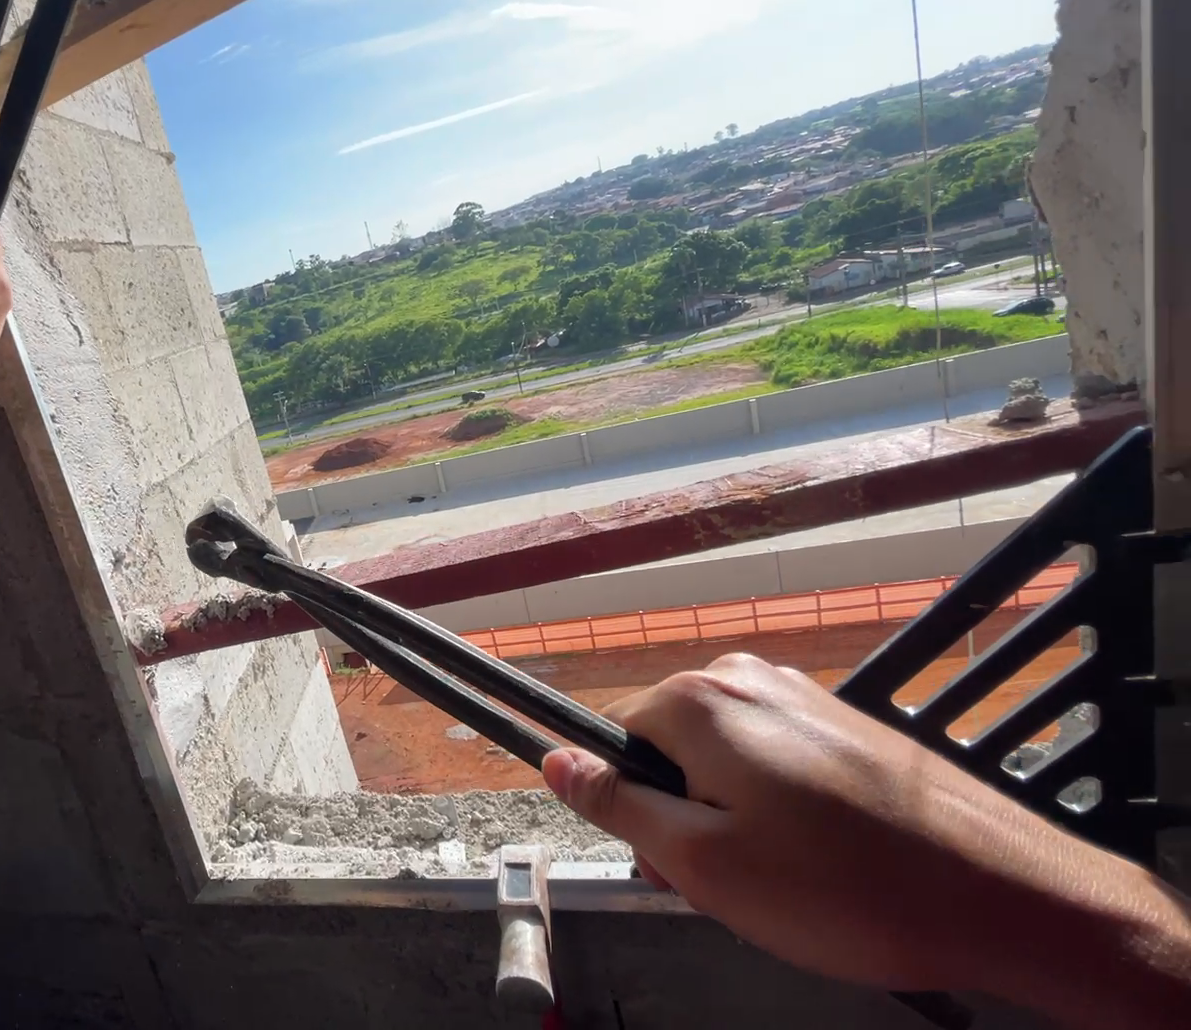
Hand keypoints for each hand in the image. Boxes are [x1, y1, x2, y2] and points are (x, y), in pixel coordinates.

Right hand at [541, 654, 1190, 1014]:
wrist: (1024, 904)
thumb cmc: (847, 889)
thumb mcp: (701, 862)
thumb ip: (614, 804)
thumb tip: (556, 761)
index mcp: (696, 701)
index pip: (611, 741)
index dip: (631, 806)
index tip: (674, 859)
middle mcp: (740, 676)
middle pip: (665, 746)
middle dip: (681, 811)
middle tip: (730, 879)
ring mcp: (797, 692)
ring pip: (716, 754)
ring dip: (726, 811)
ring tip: (781, 872)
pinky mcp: (839, 717)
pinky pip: (768, 753)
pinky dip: (773, 801)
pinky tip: (819, 851)